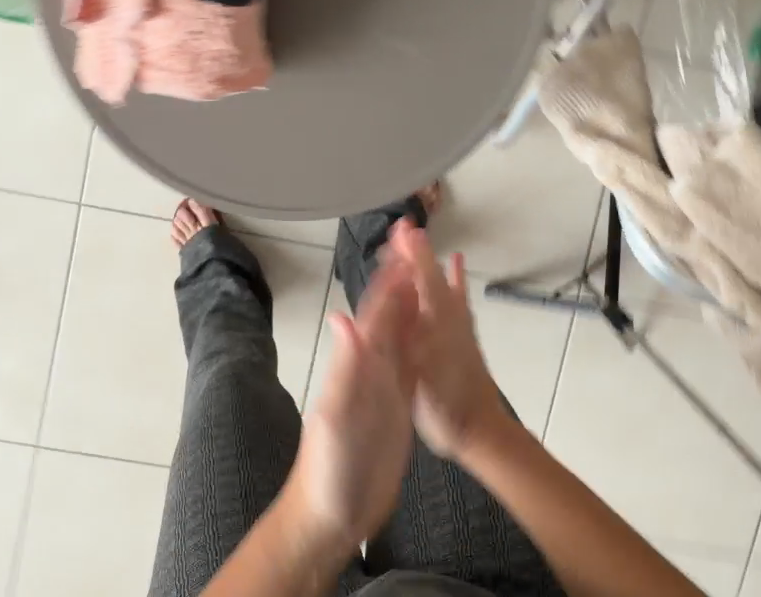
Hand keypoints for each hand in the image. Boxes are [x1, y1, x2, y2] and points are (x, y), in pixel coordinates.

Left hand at [285, 254, 418, 552]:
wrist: (331, 516)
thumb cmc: (328, 470)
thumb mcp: (335, 419)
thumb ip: (344, 369)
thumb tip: (343, 316)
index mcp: (357, 365)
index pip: (377, 312)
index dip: (391, 279)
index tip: (405, 246)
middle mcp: (370, 368)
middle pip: (390, 315)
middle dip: (402, 280)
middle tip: (418, 244)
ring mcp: (384, 386)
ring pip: (402, 334)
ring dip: (413, 303)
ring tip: (428, 273)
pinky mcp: (397, 407)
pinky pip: (412, 364)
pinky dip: (422, 341)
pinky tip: (433, 328)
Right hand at [384, 220, 508, 459]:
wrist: (481, 431)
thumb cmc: (442, 407)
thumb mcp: (409, 376)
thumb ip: (384, 340)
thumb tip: (348, 315)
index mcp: (428, 323)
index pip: (413, 280)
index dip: (404, 256)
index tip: (393, 233)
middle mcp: (444, 317)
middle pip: (425, 276)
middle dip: (412, 252)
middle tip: (398, 230)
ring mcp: (457, 325)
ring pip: (440, 283)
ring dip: (427, 260)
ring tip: (414, 239)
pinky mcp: (465, 334)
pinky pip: (458, 298)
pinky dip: (456, 279)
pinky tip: (456, 262)